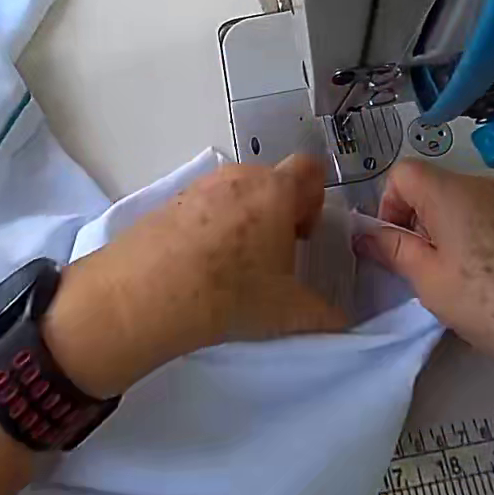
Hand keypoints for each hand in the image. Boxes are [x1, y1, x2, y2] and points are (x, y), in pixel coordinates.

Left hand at [42, 156, 350, 397]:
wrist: (149, 291)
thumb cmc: (231, 292)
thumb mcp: (289, 312)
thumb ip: (325, 315)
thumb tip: (344, 325)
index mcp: (275, 191)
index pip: (310, 169)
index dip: (313, 199)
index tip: (302, 234)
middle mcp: (237, 177)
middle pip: (269, 182)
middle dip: (277, 212)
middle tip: (270, 256)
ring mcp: (198, 186)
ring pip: (233, 192)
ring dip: (241, 218)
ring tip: (230, 263)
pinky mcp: (167, 199)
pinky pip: (200, 204)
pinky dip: (207, 224)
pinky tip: (197, 261)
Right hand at [352, 159, 493, 420]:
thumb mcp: (429, 282)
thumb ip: (392, 250)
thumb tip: (365, 234)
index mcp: (451, 192)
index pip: (401, 174)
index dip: (390, 206)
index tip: (399, 244)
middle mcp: (486, 185)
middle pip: (435, 186)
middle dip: (421, 220)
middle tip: (429, 268)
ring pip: (467, 203)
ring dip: (453, 229)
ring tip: (467, 277)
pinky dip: (485, 236)